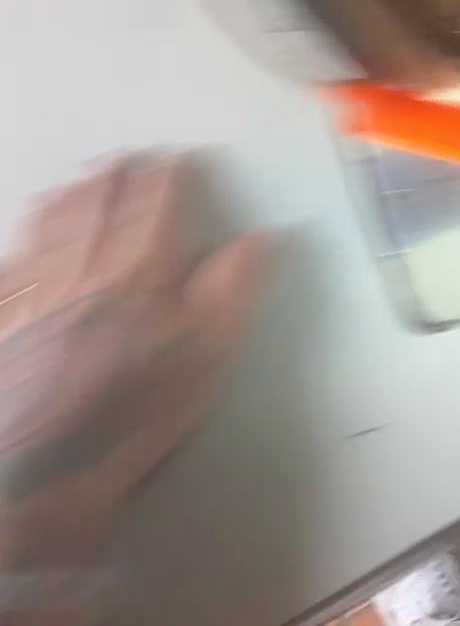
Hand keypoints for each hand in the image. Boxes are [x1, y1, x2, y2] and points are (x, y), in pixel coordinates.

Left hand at [0, 155, 269, 567]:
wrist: (32, 479)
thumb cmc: (138, 414)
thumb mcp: (212, 352)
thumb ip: (235, 288)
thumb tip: (258, 238)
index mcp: (142, 278)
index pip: (156, 214)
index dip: (167, 183)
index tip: (175, 158)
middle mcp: (78, 279)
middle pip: (94, 217)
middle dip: (112, 183)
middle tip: (123, 157)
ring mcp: (24, 304)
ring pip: (44, 238)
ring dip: (64, 204)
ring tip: (75, 182)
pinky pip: (6, 272)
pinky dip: (19, 246)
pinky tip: (22, 241)